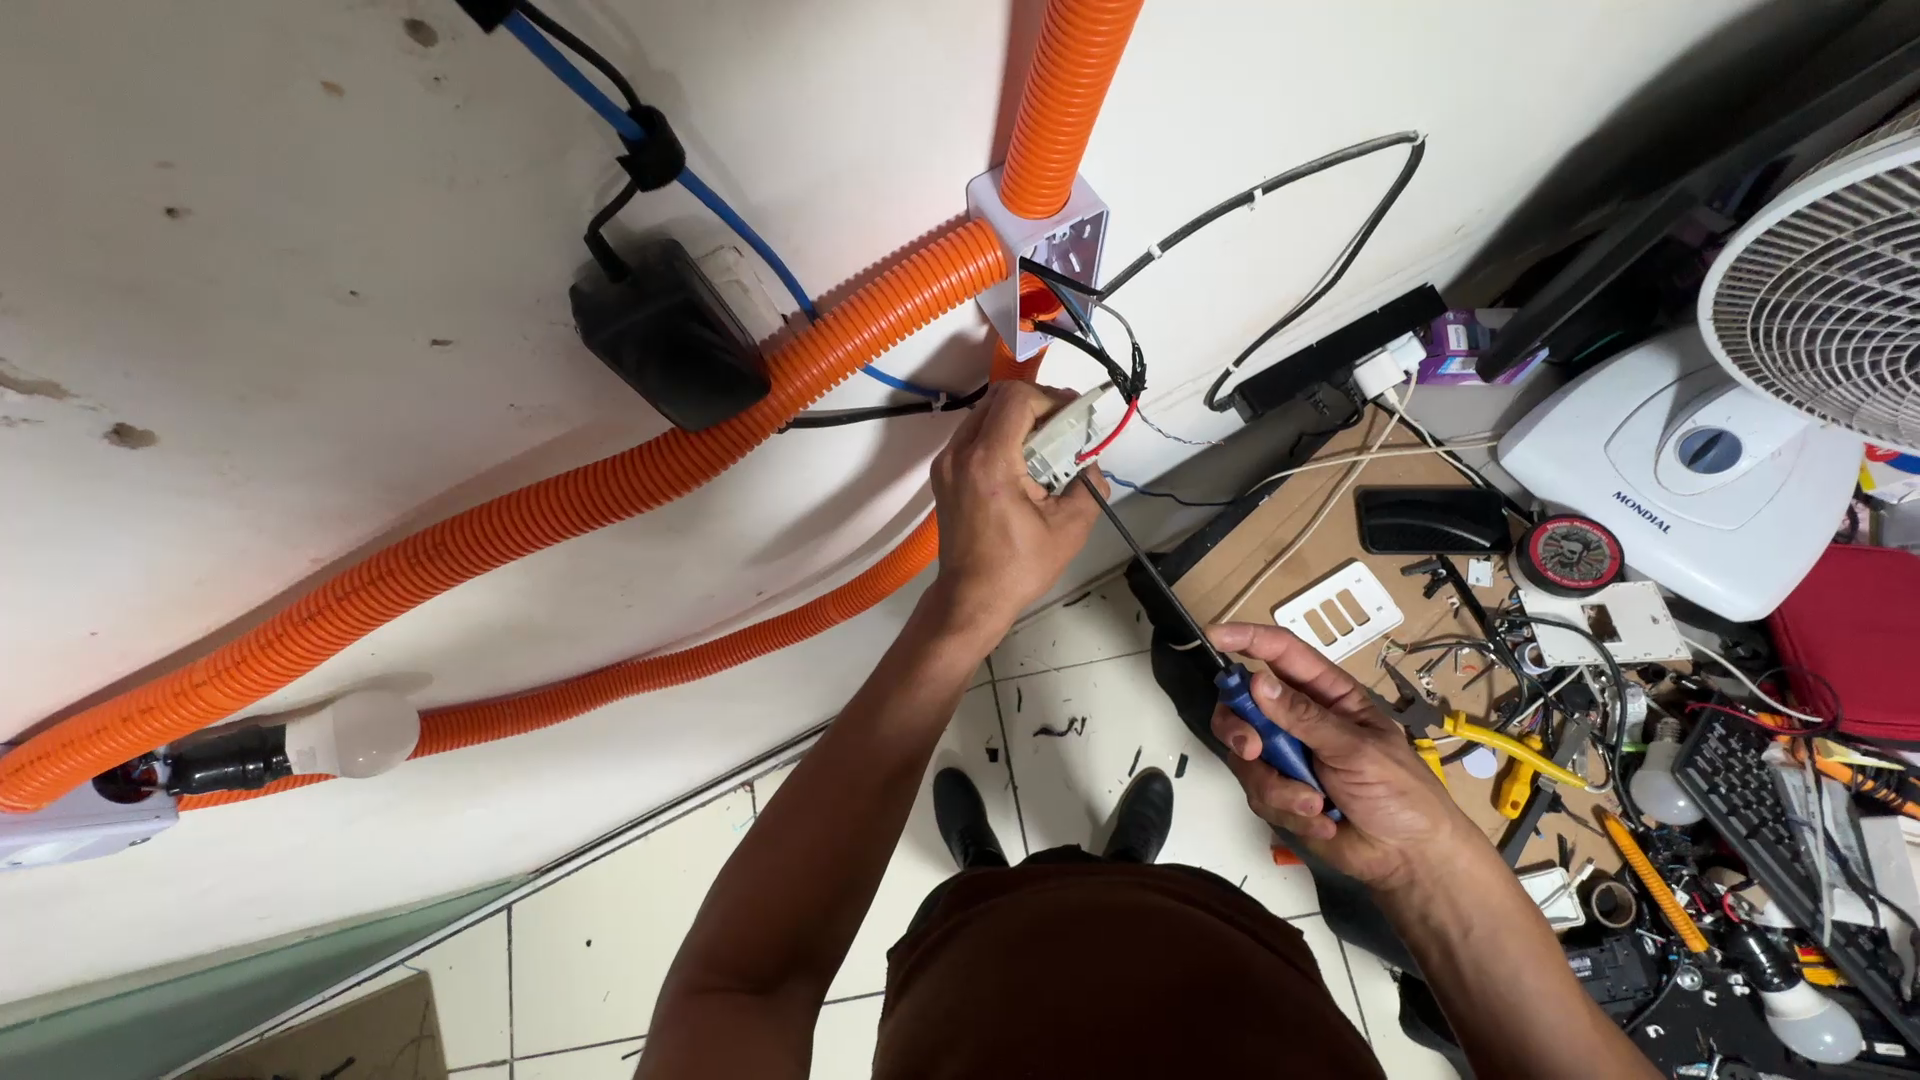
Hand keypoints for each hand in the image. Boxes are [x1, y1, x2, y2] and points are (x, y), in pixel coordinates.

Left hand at [928, 382, 1104, 639]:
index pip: (1017, 400)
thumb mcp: (1069, 529)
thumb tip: (1090, 465)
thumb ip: (1088, 487)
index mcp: (989, 462)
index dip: (1051, 398)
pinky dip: (999, 435)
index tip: (1073, 415)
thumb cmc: (1018, 567)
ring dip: (1016, 419)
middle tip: (1063, 425)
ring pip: (983, 414)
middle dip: (1036, 404)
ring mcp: (946, 463)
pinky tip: (1022, 461)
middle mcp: (960, 454)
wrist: (971, 598)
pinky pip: (973, 435)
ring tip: (1045, 444)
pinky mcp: (943, 474)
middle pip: (998, 399)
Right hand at [1206, 622, 1489, 895]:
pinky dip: (1287, 810)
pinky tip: (1322, 820)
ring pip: (1243, 755)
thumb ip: (1303, 717)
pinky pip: (1256, 793)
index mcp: (1325, 694)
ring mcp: (1284, 756)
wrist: (1408, 857)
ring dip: (1277, 785)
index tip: (1215, 635)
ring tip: (1314, 804)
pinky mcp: (1276, 792)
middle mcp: (1296, 719)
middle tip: (1251, 750)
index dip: (1246, 638)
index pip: (1280, 652)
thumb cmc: (1400, 791)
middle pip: (1242, 704)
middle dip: (1239, 728)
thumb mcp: (1356, 748)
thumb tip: (1256, 681)